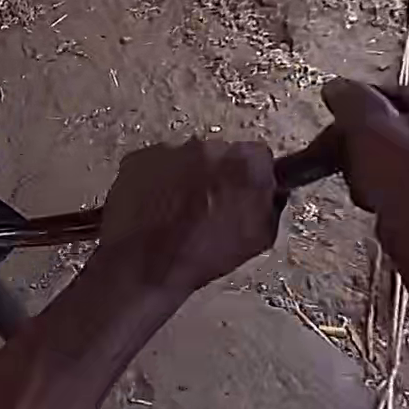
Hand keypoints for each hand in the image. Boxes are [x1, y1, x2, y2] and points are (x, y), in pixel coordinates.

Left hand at [95, 139, 279, 294]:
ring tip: (174, 209)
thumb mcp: (259, 236)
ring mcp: (167, 151)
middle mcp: (206, 148)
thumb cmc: (203, 253)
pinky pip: (153, 165)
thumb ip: (271, 203)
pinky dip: (154, 180)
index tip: (241, 189)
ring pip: (182, 159)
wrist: (144, 261)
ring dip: (183, 176)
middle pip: (216, 154)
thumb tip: (270, 190)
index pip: (256, 155)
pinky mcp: (137, 158)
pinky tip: (153, 205)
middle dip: (214, 174)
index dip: (248, 175)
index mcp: (244, 162)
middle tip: (205, 203)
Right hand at [320, 79, 408, 283]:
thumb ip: (352, 102)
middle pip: (378, 124)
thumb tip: (335, 85)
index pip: (373, 96)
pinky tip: (375, 201)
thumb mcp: (372, 133)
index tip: (322, 143)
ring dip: (359, 168)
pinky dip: (377, 185)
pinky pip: (394, 175)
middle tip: (329, 168)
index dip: (342, 119)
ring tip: (361, 190)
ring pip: (382, 151)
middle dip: (349, 146)